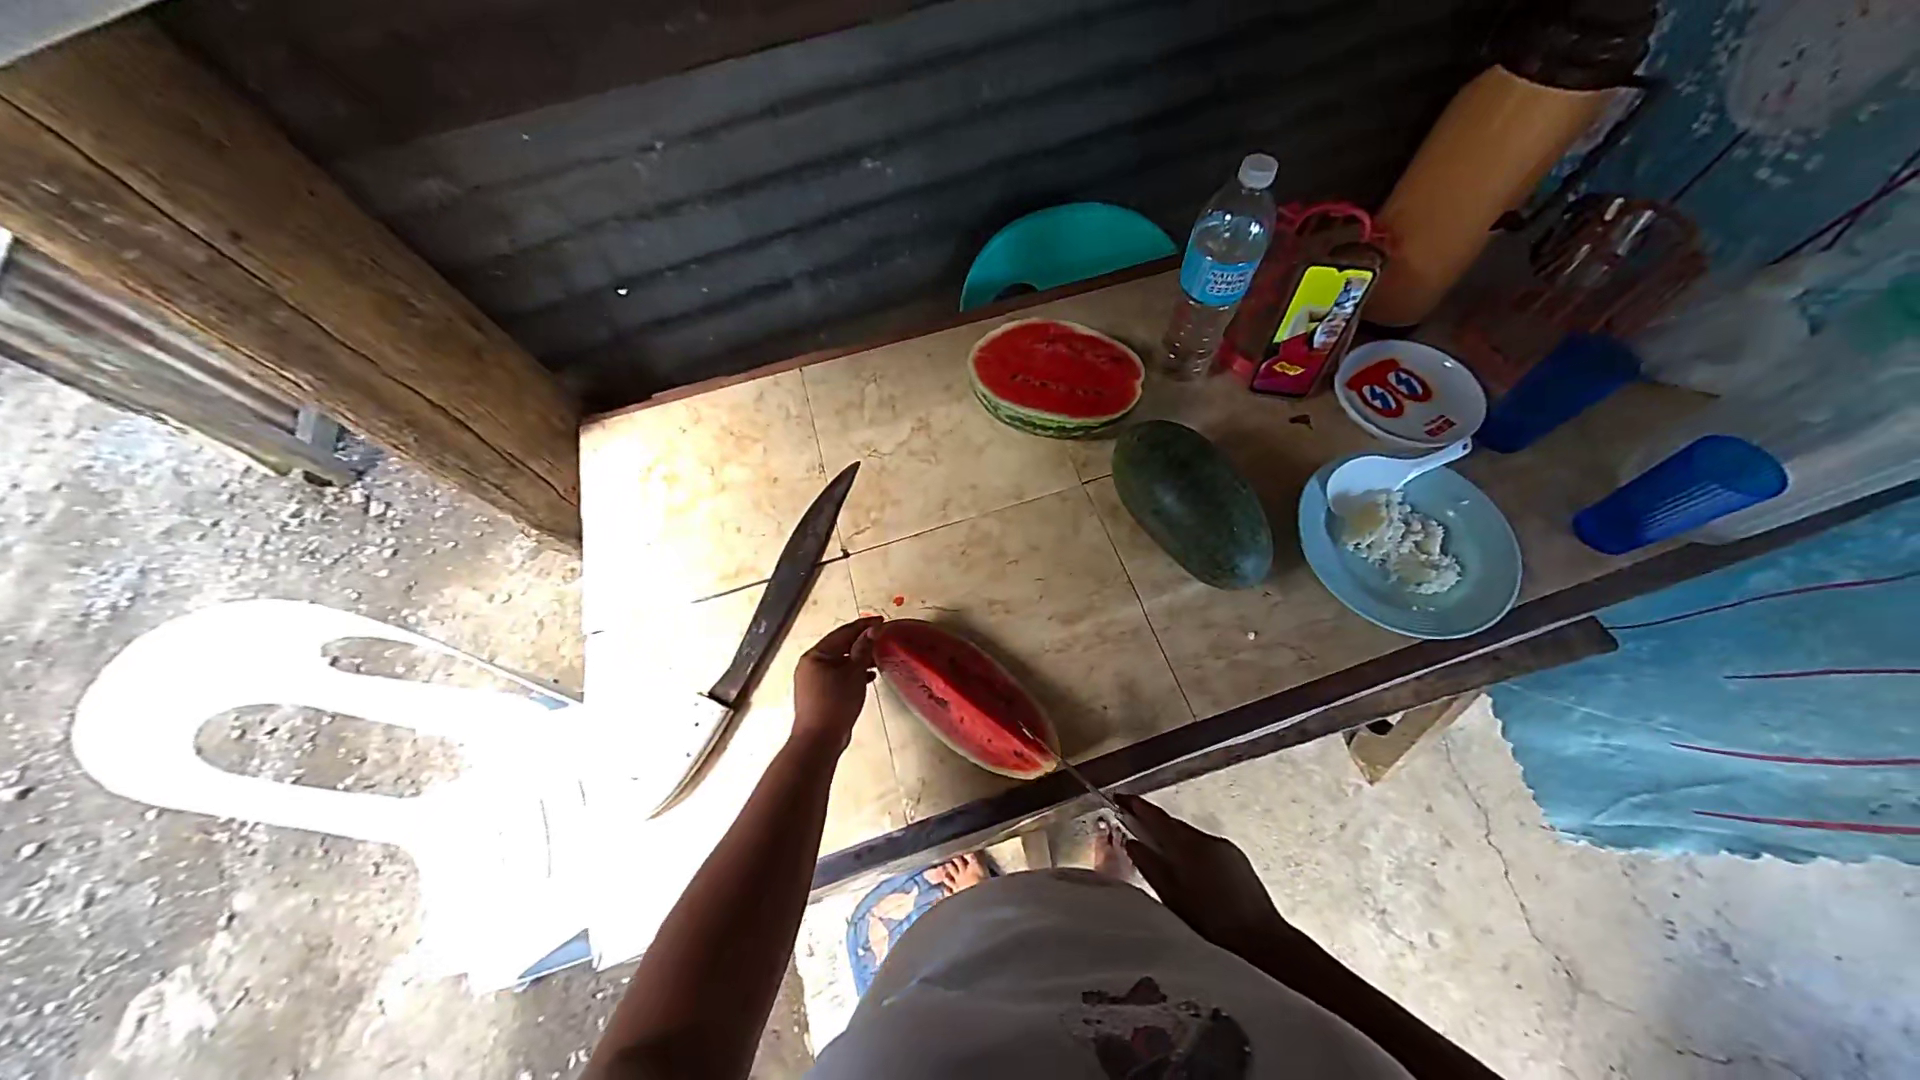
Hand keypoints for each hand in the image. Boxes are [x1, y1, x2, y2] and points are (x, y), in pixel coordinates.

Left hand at [791, 616, 881, 750]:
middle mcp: (810, 664)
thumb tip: (872, 630)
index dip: (863, 626)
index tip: (880, 621)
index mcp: (815, 655)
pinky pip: (837, 675)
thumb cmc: (835, 703)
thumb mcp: (854, 673)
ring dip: (858, 658)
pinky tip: (868, 676)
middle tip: (881, 637)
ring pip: (839, 661)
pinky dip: (852, 673)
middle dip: (861, 642)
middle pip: (839, 646)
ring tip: (878, 656)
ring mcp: (812, 679)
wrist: (819, 739)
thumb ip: (863, 649)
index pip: (843, 633)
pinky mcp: (818, 693)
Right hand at [1117, 793, 1299, 958]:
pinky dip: (1190, 850)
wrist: (1260, 938)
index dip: (1135, 804)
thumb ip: (1148, 864)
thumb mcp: (1171, 894)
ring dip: (1171, 838)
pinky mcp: (1236, 858)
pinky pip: (1205, 846)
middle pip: (1173, 824)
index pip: (1155, 816)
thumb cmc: (1210, 920)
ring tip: (1157, 851)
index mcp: (1187, 845)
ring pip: (1189, 835)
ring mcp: (1224, 847)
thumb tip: (1131, 842)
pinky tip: (1186, 868)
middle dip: (1152, 822)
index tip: (1119, 798)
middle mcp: (1206, 839)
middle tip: (1132, 823)